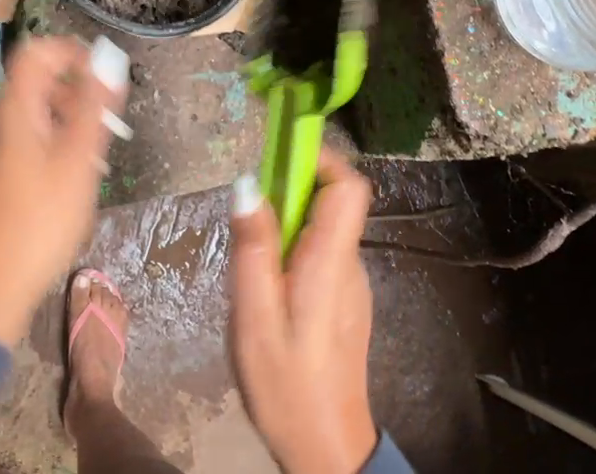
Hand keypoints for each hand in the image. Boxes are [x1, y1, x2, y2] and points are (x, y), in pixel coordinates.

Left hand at [0, 36, 126, 346]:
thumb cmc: (41, 220)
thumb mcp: (78, 160)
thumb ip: (95, 106)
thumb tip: (108, 60)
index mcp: (11, 108)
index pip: (36, 52)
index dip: (71, 52)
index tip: (103, 74)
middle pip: (35, 84)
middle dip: (76, 94)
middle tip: (106, 123)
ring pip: (32, 115)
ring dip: (67, 122)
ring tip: (95, 157)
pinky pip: (23, 141)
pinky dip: (50, 145)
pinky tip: (70, 181)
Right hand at [229, 152, 377, 473]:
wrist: (325, 448)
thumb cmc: (285, 384)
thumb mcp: (253, 316)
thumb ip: (252, 248)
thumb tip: (249, 184)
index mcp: (330, 262)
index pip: (348, 186)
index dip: (319, 157)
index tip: (278, 151)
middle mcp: (348, 265)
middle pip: (331, 201)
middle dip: (289, 188)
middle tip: (245, 210)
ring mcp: (349, 284)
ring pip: (320, 228)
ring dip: (285, 221)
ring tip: (247, 255)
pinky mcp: (342, 301)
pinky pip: (317, 252)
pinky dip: (290, 247)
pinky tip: (262, 283)